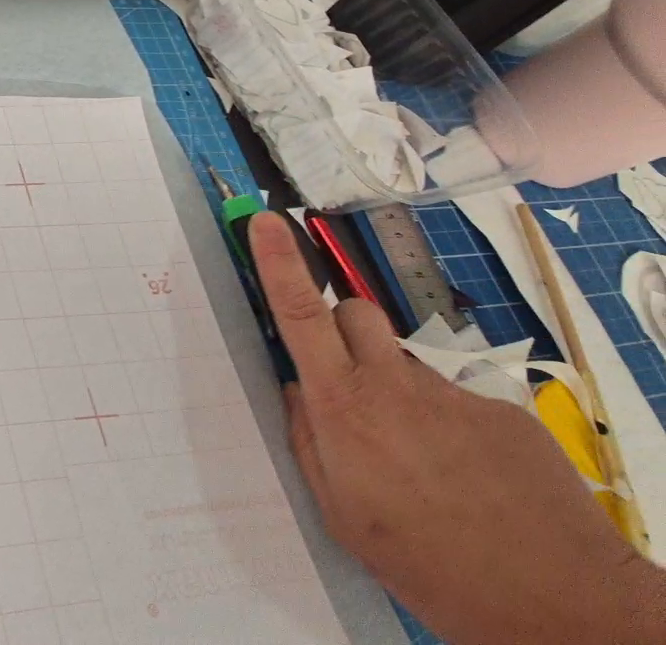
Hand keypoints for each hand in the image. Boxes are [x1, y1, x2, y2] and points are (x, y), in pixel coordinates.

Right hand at [251, 212, 665, 644]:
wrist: (561, 608)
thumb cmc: (424, 563)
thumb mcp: (337, 509)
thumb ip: (308, 438)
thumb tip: (298, 391)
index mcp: (343, 407)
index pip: (301, 315)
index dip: (280, 264)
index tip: (268, 222)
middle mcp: (396, 387)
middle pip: (358, 313)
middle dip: (341, 326)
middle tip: (343, 372)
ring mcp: (458, 397)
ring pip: (406, 364)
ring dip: (395, 387)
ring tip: (417, 454)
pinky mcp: (508, 416)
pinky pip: (458, 401)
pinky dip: (449, 426)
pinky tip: (465, 477)